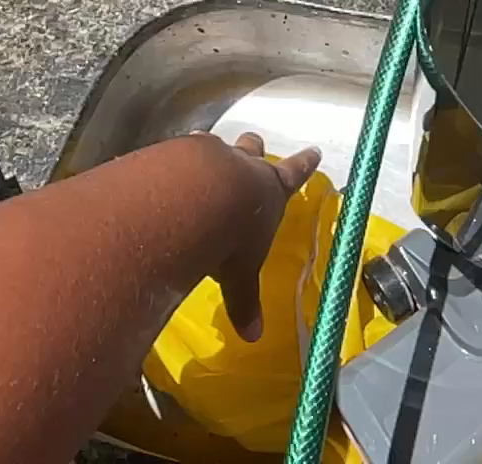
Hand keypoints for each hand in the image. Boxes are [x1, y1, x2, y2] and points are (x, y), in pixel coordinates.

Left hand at [199, 132, 320, 341]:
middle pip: (254, 148)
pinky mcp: (181, 151)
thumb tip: (253, 336)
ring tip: (205, 154)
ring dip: (214, 151)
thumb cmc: (230, 239)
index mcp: (269, 190)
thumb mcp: (239, 274)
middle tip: (253, 149)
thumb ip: (244, 300)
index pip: (295, 173)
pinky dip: (179, 158)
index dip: (305, 164)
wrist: (191, 201)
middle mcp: (244, 166)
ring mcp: (213, 154)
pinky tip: (167, 167)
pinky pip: (183, 150)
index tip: (314, 151)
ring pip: (219, 145)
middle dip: (254, 149)